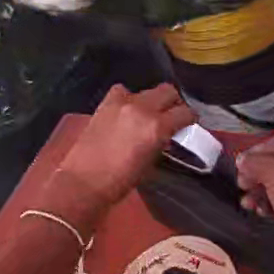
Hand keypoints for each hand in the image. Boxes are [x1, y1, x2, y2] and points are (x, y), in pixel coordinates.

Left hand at [46, 84, 196, 221]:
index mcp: (157, 127)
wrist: (83, 182)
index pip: (184, 112)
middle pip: (168, 92)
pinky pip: (122, 92)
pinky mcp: (104, 105)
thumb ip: (160, 144)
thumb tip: (165, 137)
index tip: (188, 124)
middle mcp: (142, 109)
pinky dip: (128, 98)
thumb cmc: (119, 182)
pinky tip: (126, 111)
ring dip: (151, 101)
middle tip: (171, 116)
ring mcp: (122, 104)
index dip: (189, 118)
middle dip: (173, 103)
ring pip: (146, 91)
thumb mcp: (149, 164)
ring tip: (148, 115)